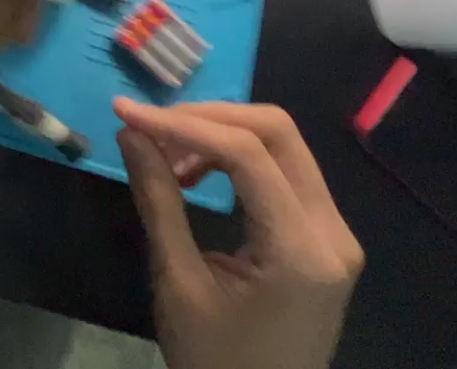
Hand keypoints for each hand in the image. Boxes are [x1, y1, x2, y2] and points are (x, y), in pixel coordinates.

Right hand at [114, 97, 362, 368]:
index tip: (124, 112)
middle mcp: (331, 233)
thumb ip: (157, 199)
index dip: (182, 123)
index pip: (247, 154)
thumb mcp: (177, 280)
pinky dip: (229, 154)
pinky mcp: (320, 237)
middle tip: (148, 126)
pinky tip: (191, 171)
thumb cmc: (216, 357)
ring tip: (163, 154)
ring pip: (279, 144)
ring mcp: (332, 234)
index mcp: (301, 251)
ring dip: (215, 132)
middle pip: (276, 133)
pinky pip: (279, 170)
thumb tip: (129, 132)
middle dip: (204, 116)